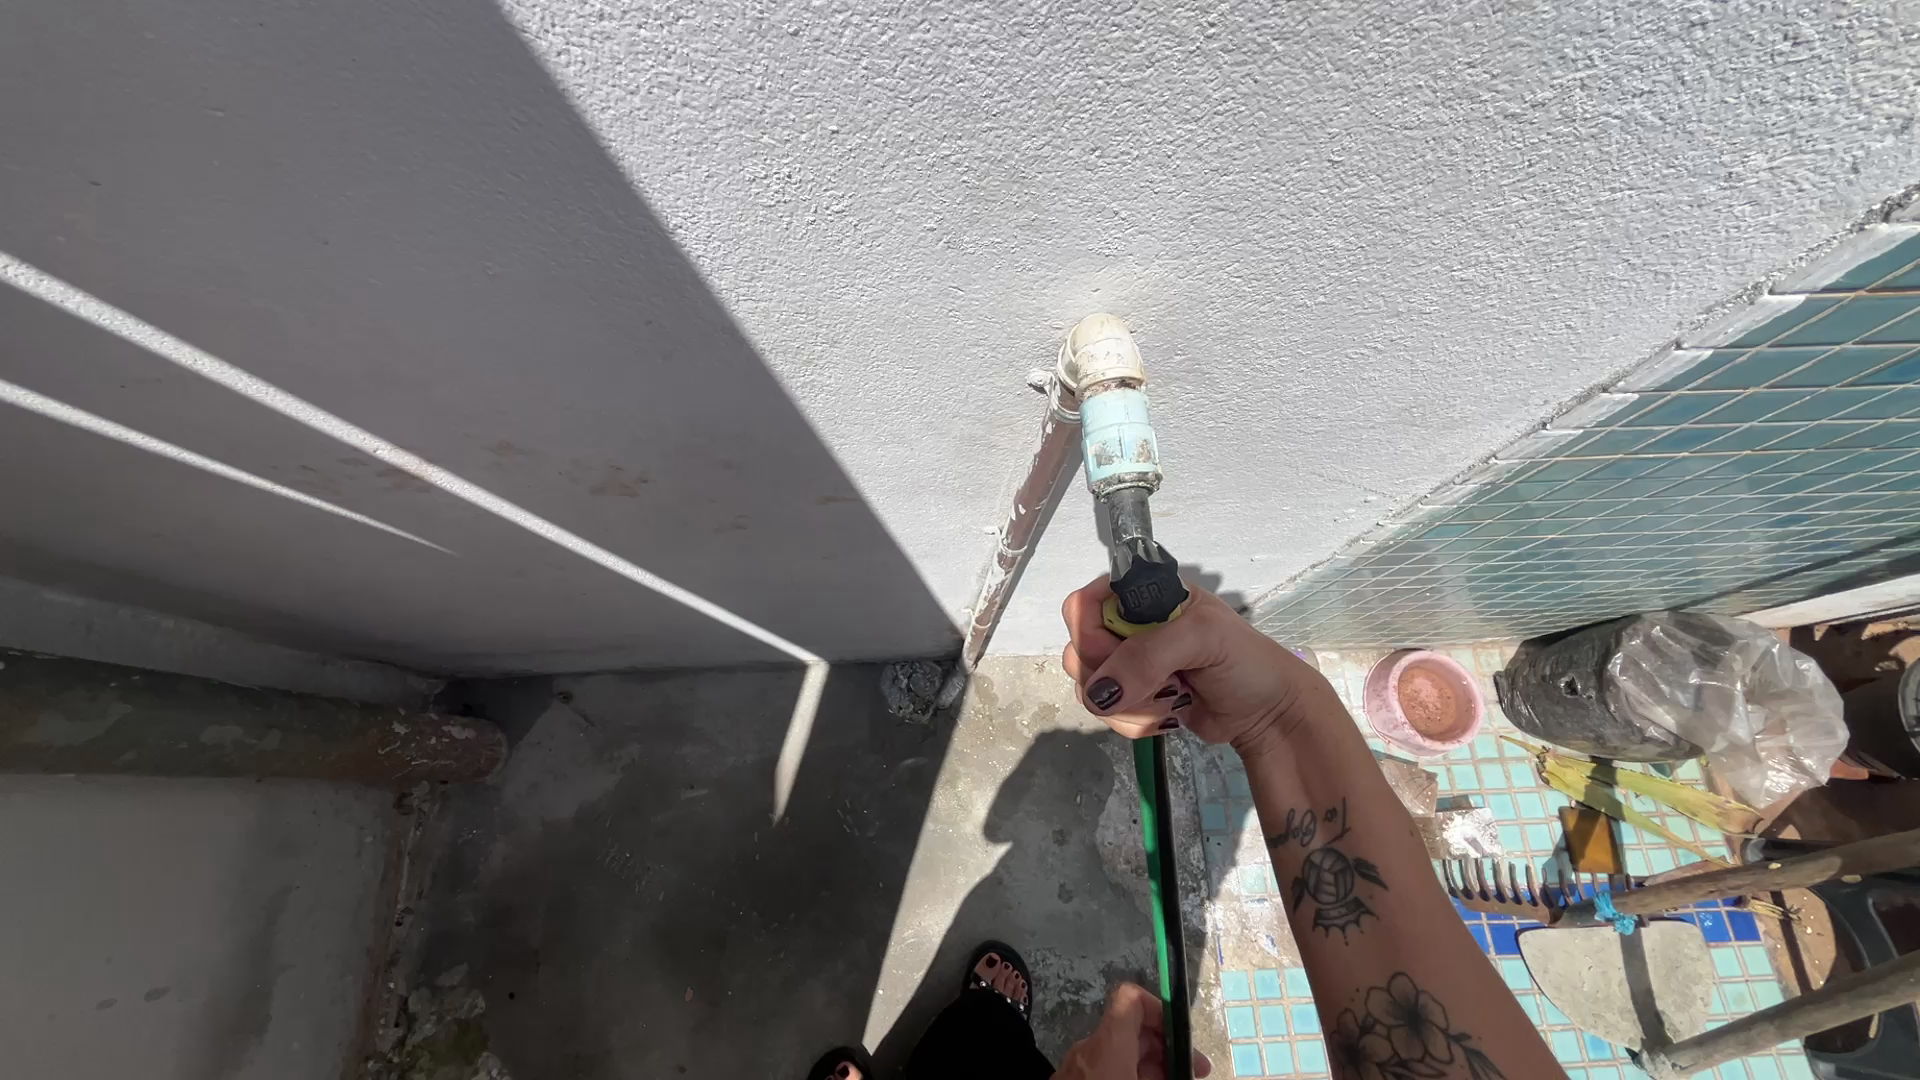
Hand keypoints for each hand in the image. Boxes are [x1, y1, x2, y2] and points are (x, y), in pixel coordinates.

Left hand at [1053, 983, 1211, 1079]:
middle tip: (1195, 1073)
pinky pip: (1105, 1072)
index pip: (1131, 999)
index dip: (1160, 1010)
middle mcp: (1090, 1049)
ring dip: (1150, 1068)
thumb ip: (1168, 1076)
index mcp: (1109, 1045)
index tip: (1184, 1039)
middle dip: (1165, 1048)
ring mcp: (1077, 1068)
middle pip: (1131, 1030)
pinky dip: (1129, 1077)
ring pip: (1120, 1054)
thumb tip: (1189, 1072)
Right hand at [1060, 576, 1337, 755]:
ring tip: (1172, 699)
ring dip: (1129, 704)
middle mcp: (1127, 625)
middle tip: (1159, 679)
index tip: (1118, 654)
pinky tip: (1169, 715)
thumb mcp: (1202, 638)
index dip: (1090, 634)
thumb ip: (1147, 656)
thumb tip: (1099, 693)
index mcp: (1142, 594)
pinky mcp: (1131, 698)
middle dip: (1115, 676)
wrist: (1268, 714)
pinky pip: (1106, 712)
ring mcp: (1126, 664)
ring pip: (1088, 686)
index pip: (1082, 605)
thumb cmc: (1244, 661)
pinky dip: (1134, 721)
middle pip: (1079, 649)